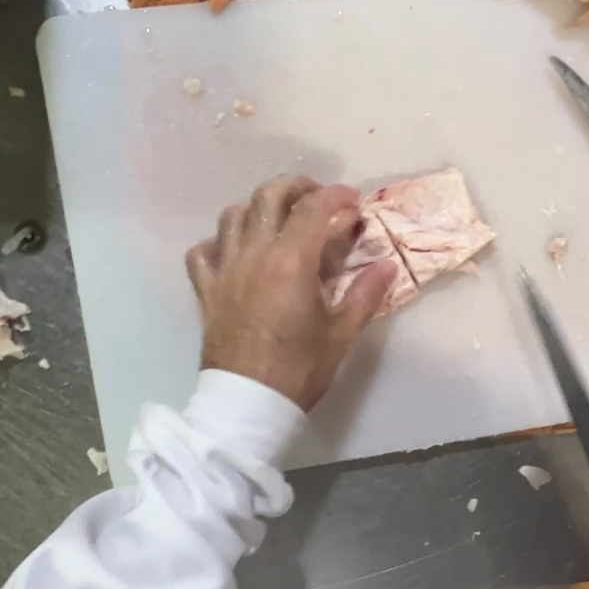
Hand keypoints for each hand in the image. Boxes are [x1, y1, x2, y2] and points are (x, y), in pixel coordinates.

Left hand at [185, 176, 396, 410]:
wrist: (249, 402)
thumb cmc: (300, 368)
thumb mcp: (342, 333)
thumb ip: (366, 294)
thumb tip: (387, 266)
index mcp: (291, 260)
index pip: (313, 208)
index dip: (336, 196)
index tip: (352, 202)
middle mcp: (254, 254)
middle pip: (268, 196)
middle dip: (296, 186)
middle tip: (316, 197)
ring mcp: (225, 270)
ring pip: (233, 216)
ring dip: (257, 208)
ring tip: (276, 220)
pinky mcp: (206, 291)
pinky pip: (201, 252)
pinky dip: (217, 243)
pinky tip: (233, 251)